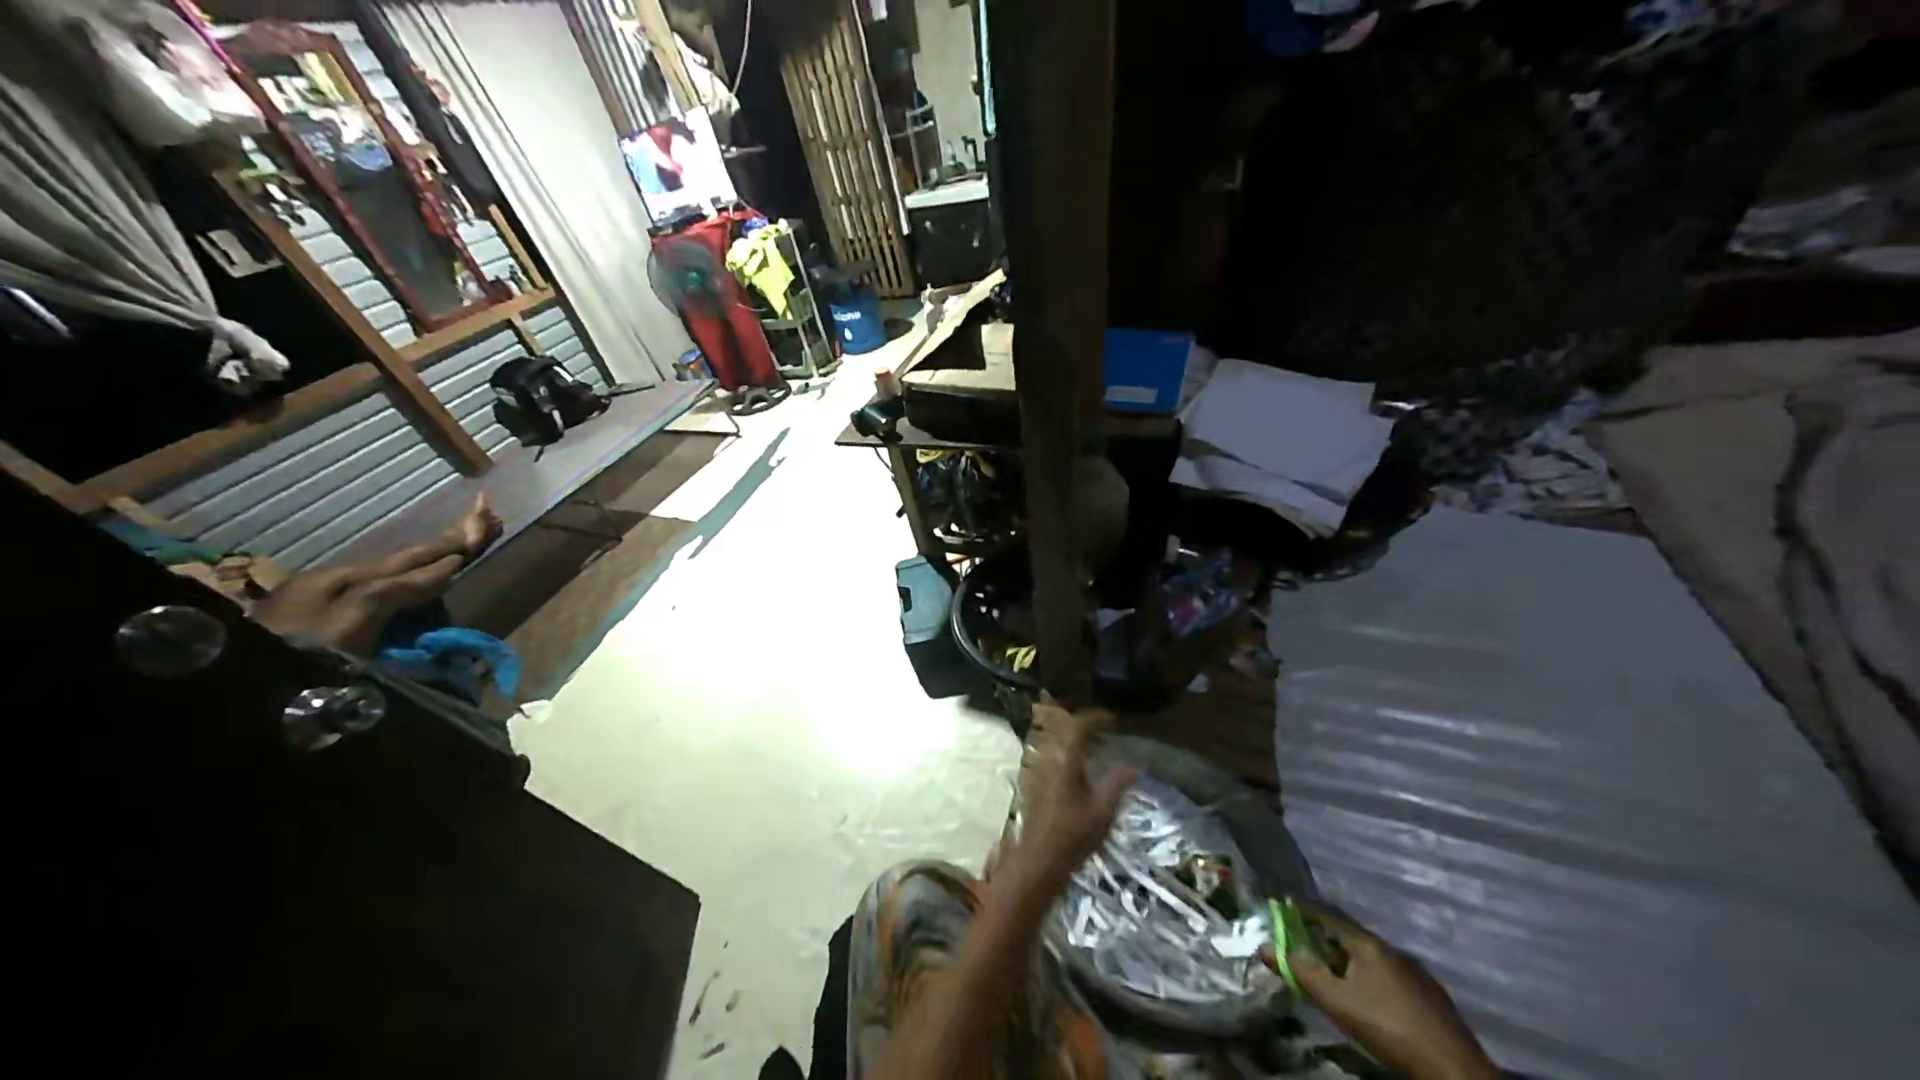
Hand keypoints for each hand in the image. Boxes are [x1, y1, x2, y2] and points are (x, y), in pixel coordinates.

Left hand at [1000, 702, 1136, 893]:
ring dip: (1078, 741)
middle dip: (1087, 727)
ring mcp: (1039, 771)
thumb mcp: (1102, 811)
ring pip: (1059, 744)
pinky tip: (1084, 768)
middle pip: (1065, 731)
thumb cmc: (1073, 837)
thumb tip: (1133, 766)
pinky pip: (1055, 757)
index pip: (1078, 727)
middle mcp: (1048, 760)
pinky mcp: (1036, 783)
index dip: (1095, 718)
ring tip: (1100, 747)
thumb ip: (1117, 785)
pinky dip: (1070, 754)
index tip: (1113, 718)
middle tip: (1108, 731)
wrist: (1039, 861)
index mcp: (1065, 761)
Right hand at [1267, 904, 1498, 1079]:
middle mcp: (1391, 949)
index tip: (1283, 907)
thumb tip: (1267, 947)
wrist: (1453, 1069)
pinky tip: (1365, 997)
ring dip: (1344, 960)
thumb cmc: (1388, 1027)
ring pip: (1369, 957)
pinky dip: (1366, 976)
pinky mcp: (1428, 996)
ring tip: (1328, 974)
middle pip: (1348, 936)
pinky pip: (1386, 975)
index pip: (1329, 914)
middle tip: (1300, 947)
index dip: (1303, 909)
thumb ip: (1302, 972)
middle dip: (1322, 939)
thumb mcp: (1337, 1002)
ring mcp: (1414, 972)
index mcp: (1368, 944)